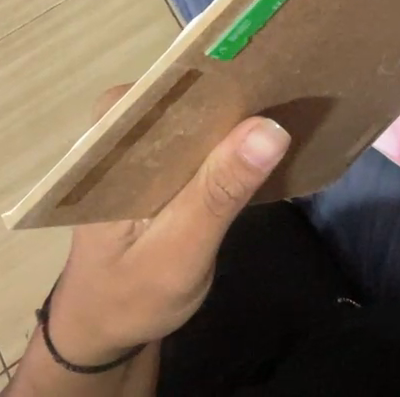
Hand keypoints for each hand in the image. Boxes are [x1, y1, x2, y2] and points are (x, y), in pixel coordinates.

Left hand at [39, 90, 290, 364]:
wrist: (102, 329)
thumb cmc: (130, 296)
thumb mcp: (179, 252)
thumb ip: (219, 192)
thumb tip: (270, 127)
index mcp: (112, 136)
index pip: (175, 84)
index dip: (225, 73)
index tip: (277, 69)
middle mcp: (123, 122)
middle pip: (190, 88)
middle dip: (239, 90)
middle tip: (296, 91)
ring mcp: (141, 136)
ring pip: (198, 107)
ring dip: (239, 111)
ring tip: (292, 106)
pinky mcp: (160, 153)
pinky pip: (200, 130)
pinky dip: (230, 136)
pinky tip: (266, 141)